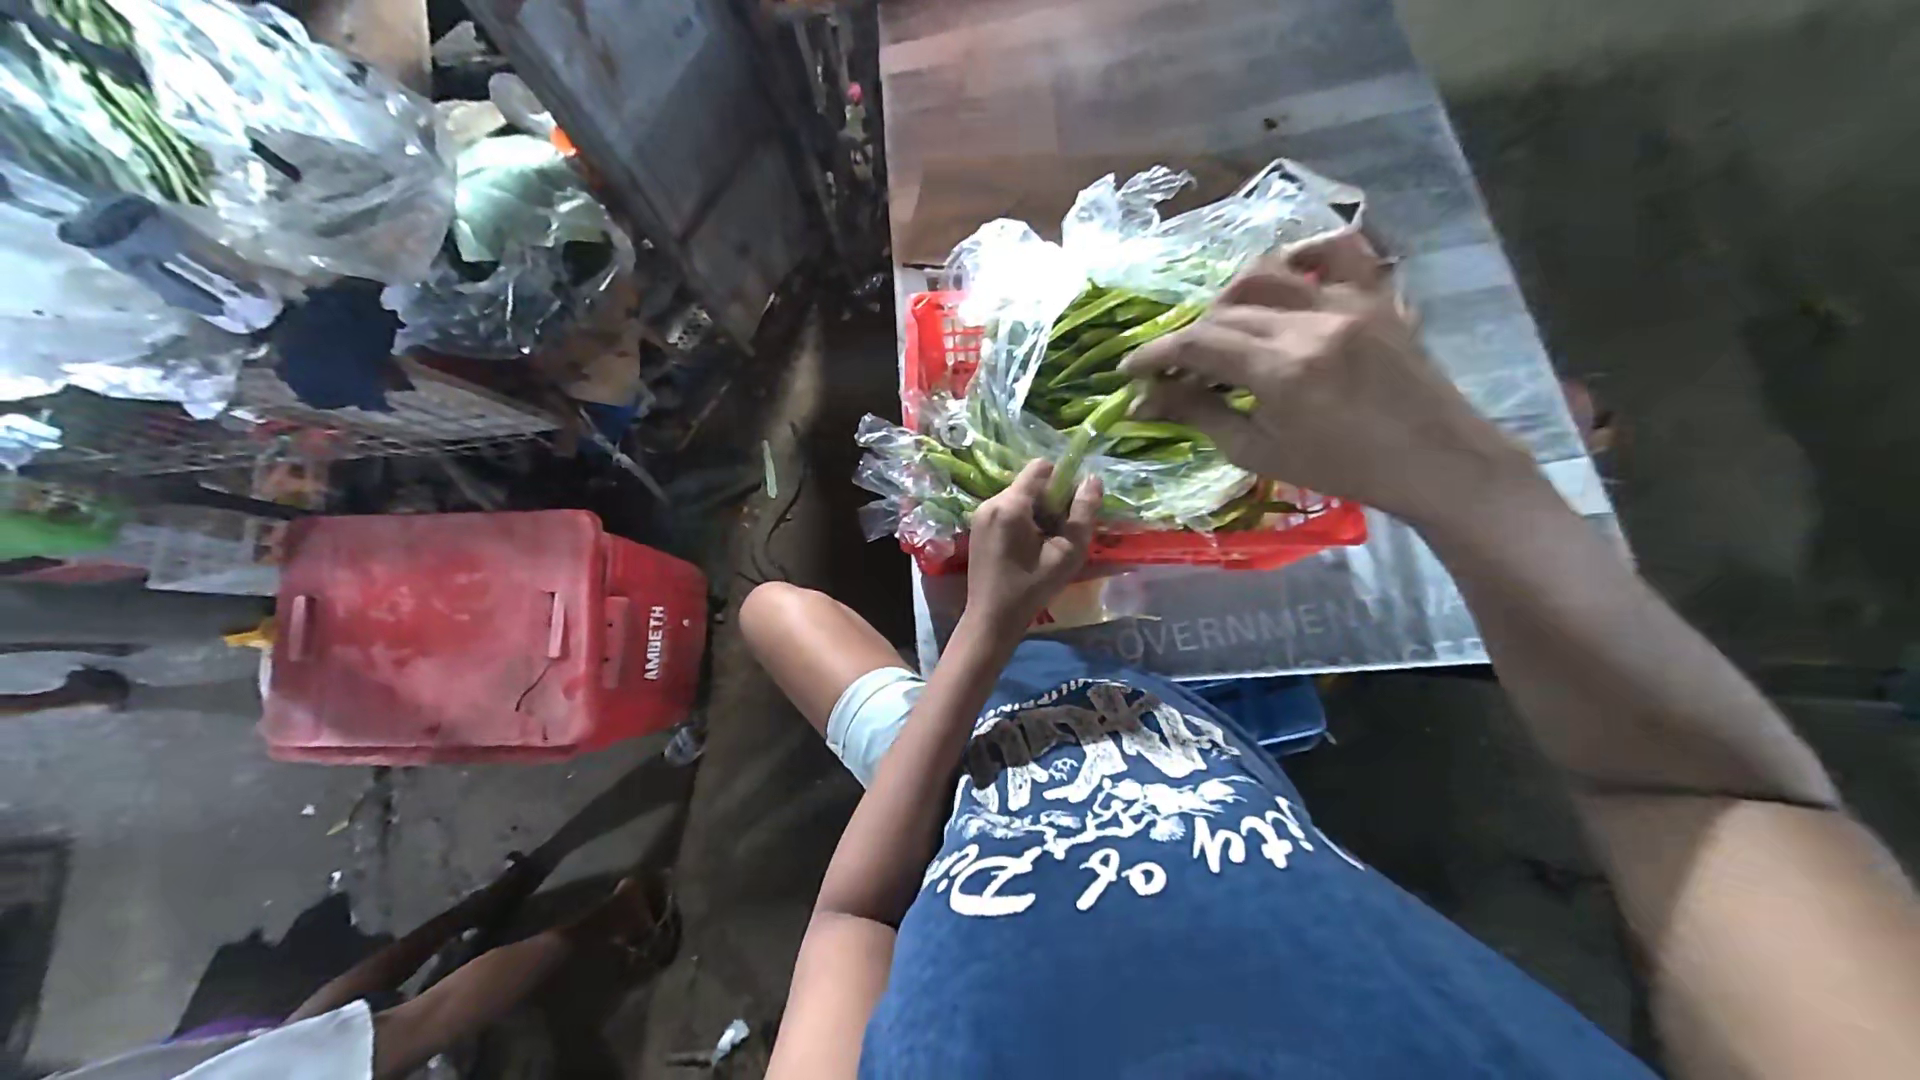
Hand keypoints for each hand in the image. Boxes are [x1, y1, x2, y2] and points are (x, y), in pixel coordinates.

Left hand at [964, 459, 1099, 633]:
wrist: (992, 617)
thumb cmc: (1031, 588)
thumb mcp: (1066, 553)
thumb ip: (1082, 514)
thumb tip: (1093, 480)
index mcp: (1010, 504)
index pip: (1040, 468)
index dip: (1062, 481)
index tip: (1072, 508)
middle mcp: (990, 502)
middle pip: (1029, 484)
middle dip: (1050, 500)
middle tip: (1061, 532)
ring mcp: (980, 514)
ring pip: (1018, 497)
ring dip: (1037, 512)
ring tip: (1045, 543)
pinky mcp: (977, 527)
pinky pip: (1006, 510)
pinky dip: (1022, 520)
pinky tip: (1028, 547)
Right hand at [1119, 232, 1531, 525]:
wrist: (1433, 460)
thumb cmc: (1339, 468)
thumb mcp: (1257, 452)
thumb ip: (1198, 416)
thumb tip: (1143, 403)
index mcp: (1280, 369)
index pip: (1196, 344)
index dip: (1154, 354)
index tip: (1129, 370)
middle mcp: (1310, 322)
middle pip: (1223, 312)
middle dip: (1185, 339)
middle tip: (1173, 370)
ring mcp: (1348, 300)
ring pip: (1266, 273)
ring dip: (1227, 299)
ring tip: (1220, 330)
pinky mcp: (1375, 294)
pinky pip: (1337, 248)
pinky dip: (1301, 253)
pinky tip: (1283, 274)